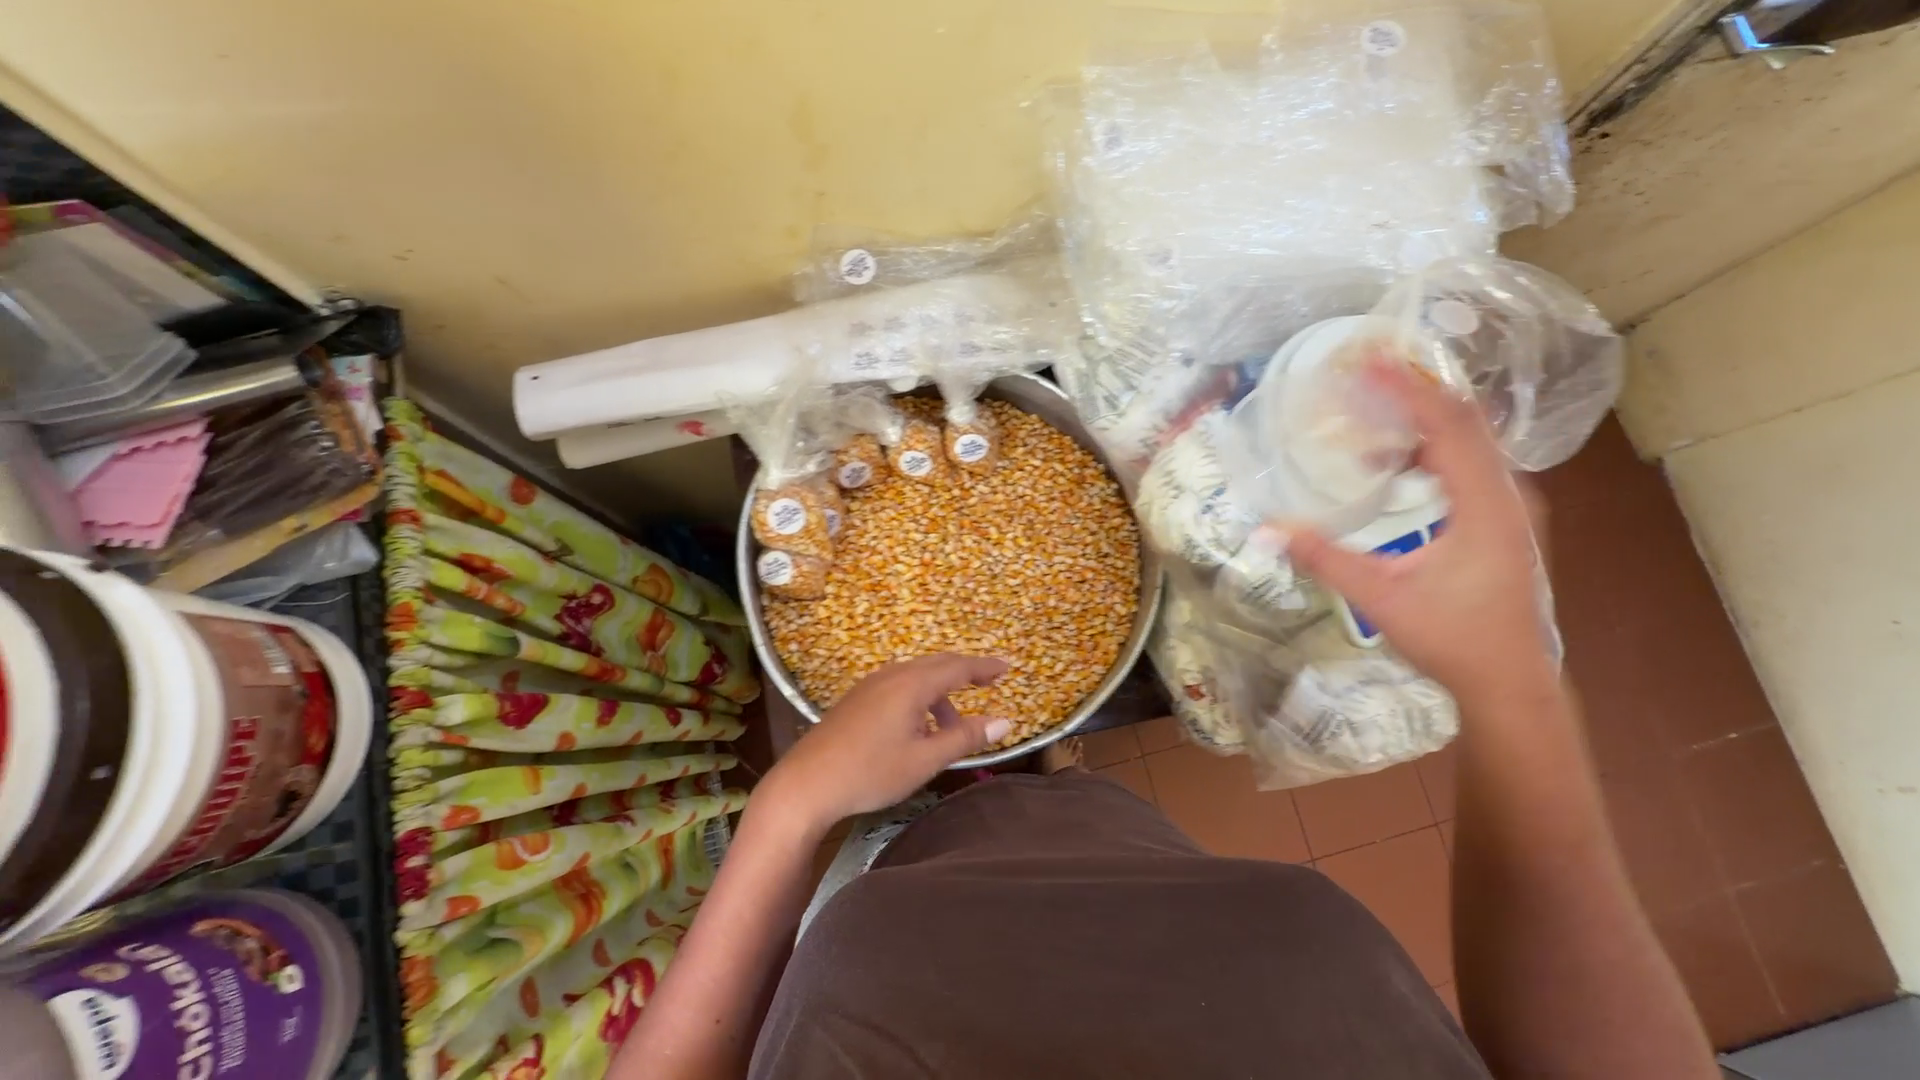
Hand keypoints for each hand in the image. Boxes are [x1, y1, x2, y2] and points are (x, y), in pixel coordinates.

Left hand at [756, 654, 1009, 832]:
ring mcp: (869, 686)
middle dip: (965, 672)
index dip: (985, 667)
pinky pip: (898, 686)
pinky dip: (919, 698)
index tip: (1008, 666)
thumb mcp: (925, 760)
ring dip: (940, 692)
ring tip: (953, 727)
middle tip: (990, 680)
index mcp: (911, 685)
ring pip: (915, 676)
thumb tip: (1004, 721)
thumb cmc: (870, 773)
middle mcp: (891, 676)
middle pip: (936, 665)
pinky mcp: (856, 700)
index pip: (958, 667)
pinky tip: (918, 728)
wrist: (806, 785)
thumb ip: (965, 738)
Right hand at [1283, 357, 1553, 704]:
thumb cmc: (1452, 639)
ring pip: (1472, 439)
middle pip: (1465, 421)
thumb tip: (1266, 530)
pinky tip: (1397, 458)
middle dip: (1415, 391)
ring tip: (1373, 407)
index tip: (1368, 362)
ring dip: (1424, 417)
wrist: (1511, 682)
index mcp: (1485, 506)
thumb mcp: (1380, 597)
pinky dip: (1435, 445)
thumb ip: (1324, 559)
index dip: (1407, 390)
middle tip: (1365, 371)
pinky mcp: (1506, 519)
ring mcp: (1513, 506)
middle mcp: (1508, 495)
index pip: (1448, 426)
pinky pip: (1472, 461)